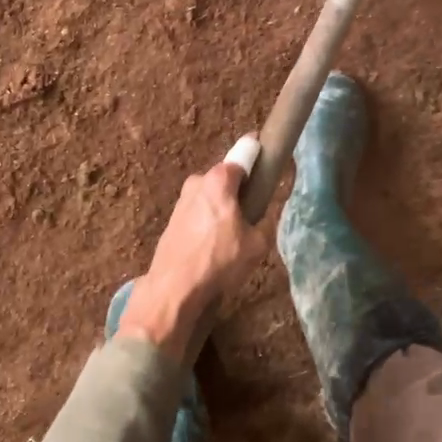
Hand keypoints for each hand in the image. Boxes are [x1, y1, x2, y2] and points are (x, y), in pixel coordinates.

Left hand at [116, 151, 267, 361]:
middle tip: (252, 215)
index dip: (259, 155)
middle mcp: (197, 181)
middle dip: (239, 191)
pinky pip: (198, 213)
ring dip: (222, 209)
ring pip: (211, 197)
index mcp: (219, 179)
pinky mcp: (172, 220)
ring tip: (231, 239)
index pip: (245, 152)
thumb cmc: (218, 261)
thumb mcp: (257, 244)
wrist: (173, 289)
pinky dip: (207, 223)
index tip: (269, 164)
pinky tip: (212, 248)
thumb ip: (266, 220)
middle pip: (226, 177)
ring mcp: (181, 200)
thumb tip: (266, 211)